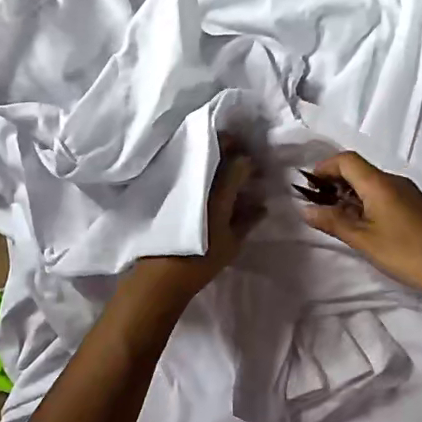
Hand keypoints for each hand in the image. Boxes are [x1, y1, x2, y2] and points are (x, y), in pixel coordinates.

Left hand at [129, 139, 263, 299]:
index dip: (250, 161)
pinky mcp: (161, 186)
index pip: (239, 162)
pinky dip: (196, 165)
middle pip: (215, 146)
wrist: (160, 275)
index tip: (256, 168)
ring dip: (213, 154)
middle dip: (231, 146)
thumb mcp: (232, 243)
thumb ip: (248, 220)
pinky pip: (183, 165)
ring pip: (198, 154)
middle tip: (241, 158)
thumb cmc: (201, 262)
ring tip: (224, 167)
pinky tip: (203, 177)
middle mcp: (197, 179)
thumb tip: (262, 205)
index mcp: (218, 192)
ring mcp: (177, 180)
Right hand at [299, 151, 421, 315]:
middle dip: (333, 183)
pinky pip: (383, 197)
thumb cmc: (408, 253)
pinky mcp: (416, 209)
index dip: (324, 167)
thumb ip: (332, 222)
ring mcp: (408, 195)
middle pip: (358, 171)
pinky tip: (361, 227)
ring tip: (335, 219)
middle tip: (316, 205)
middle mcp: (394, 182)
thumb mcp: (363, 240)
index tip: (307, 187)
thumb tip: (305, 209)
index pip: (346, 160)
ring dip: (349, 196)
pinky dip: (365, 205)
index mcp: (379, 183)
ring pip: (370, 185)